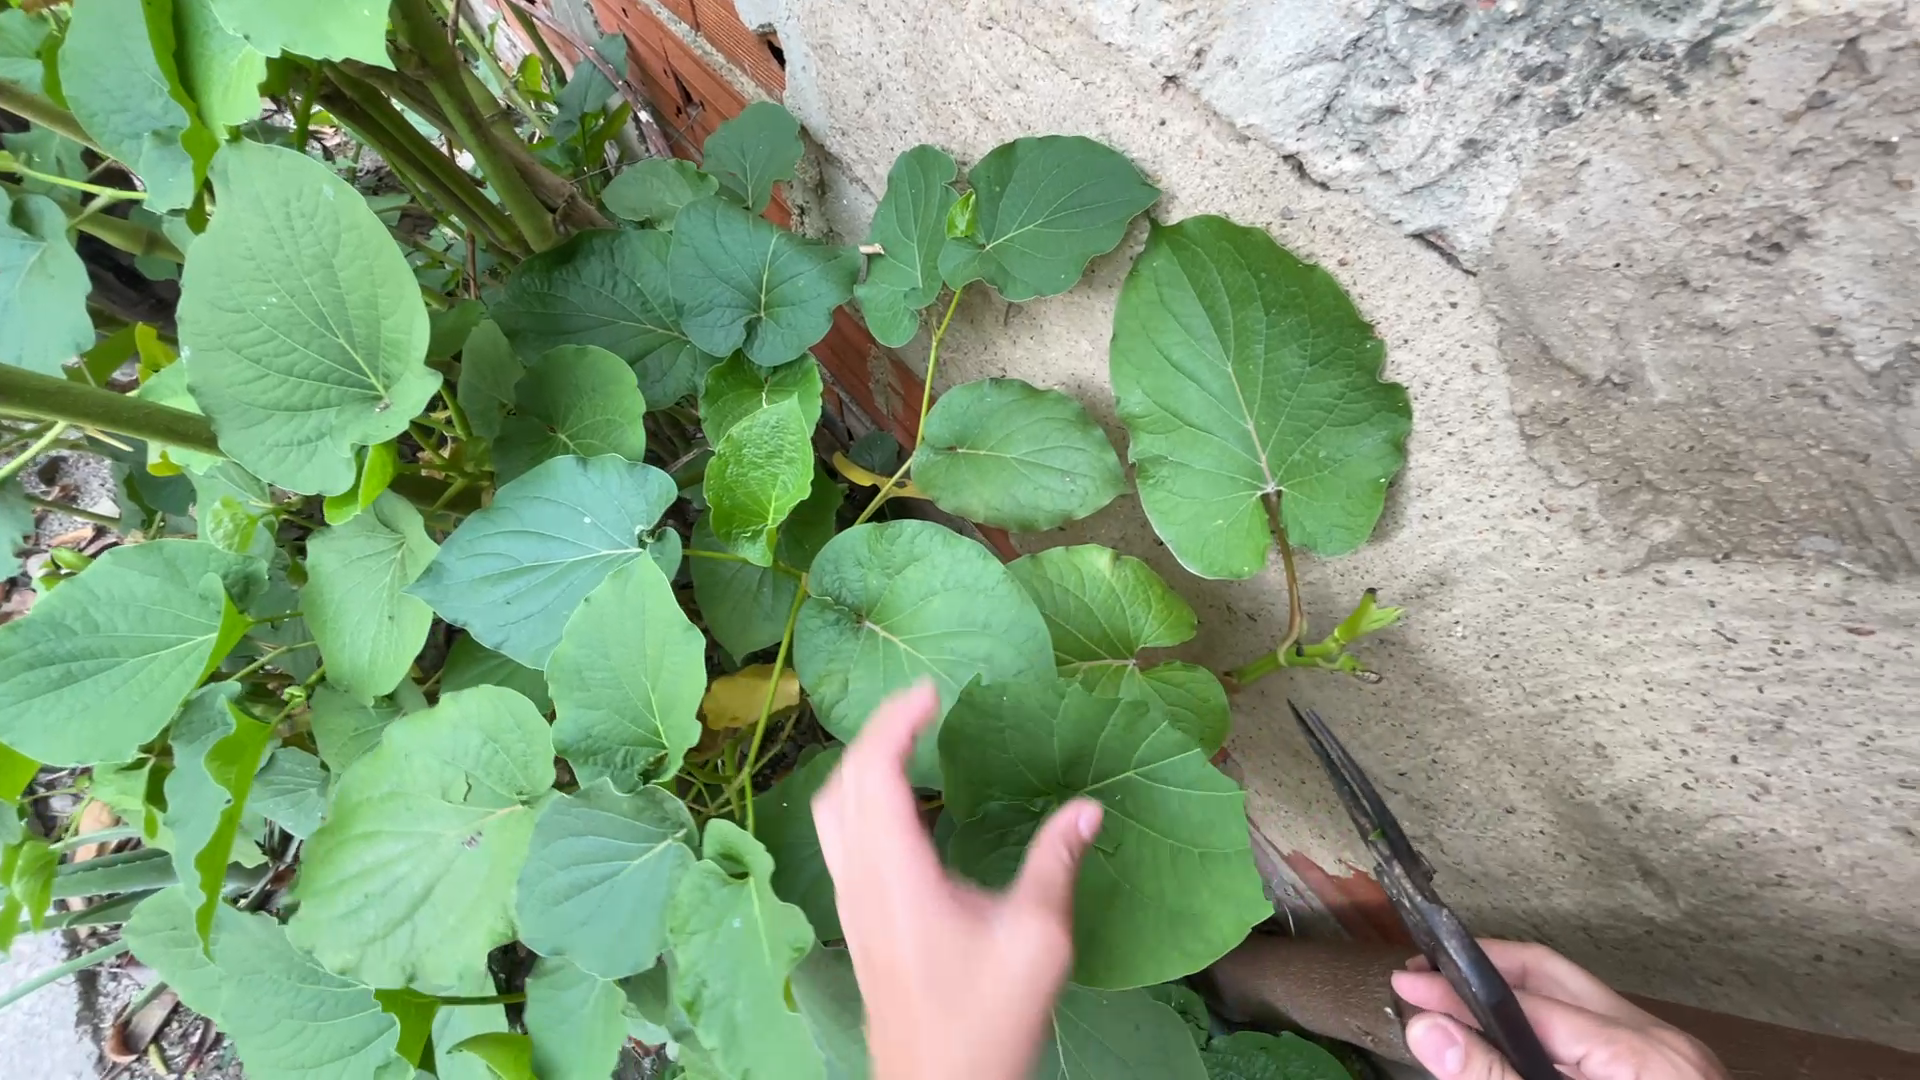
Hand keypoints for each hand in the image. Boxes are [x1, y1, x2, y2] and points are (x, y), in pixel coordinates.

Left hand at [812, 680, 1103, 1079]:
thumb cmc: (985, 1018)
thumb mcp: (1036, 939)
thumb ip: (1056, 863)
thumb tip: (1088, 807)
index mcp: (896, 873)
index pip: (875, 772)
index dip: (896, 722)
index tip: (931, 691)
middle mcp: (860, 877)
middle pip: (844, 781)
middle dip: (878, 731)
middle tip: (921, 706)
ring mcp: (849, 898)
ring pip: (832, 808)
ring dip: (862, 764)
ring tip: (905, 740)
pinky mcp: (854, 915)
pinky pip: (838, 834)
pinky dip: (858, 796)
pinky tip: (895, 803)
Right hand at [1391, 940, 1727, 1079]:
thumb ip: (1494, 1079)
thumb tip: (1424, 1029)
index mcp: (1643, 1056)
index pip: (1521, 1002)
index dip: (1455, 992)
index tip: (1404, 986)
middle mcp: (1661, 1041)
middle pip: (1545, 972)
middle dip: (1478, 967)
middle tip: (1424, 977)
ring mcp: (1670, 1056)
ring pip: (1565, 994)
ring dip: (1504, 992)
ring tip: (1454, 1005)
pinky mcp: (1667, 1074)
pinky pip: (1586, 1026)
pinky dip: (1537, 1024)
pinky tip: (1505, 1042)